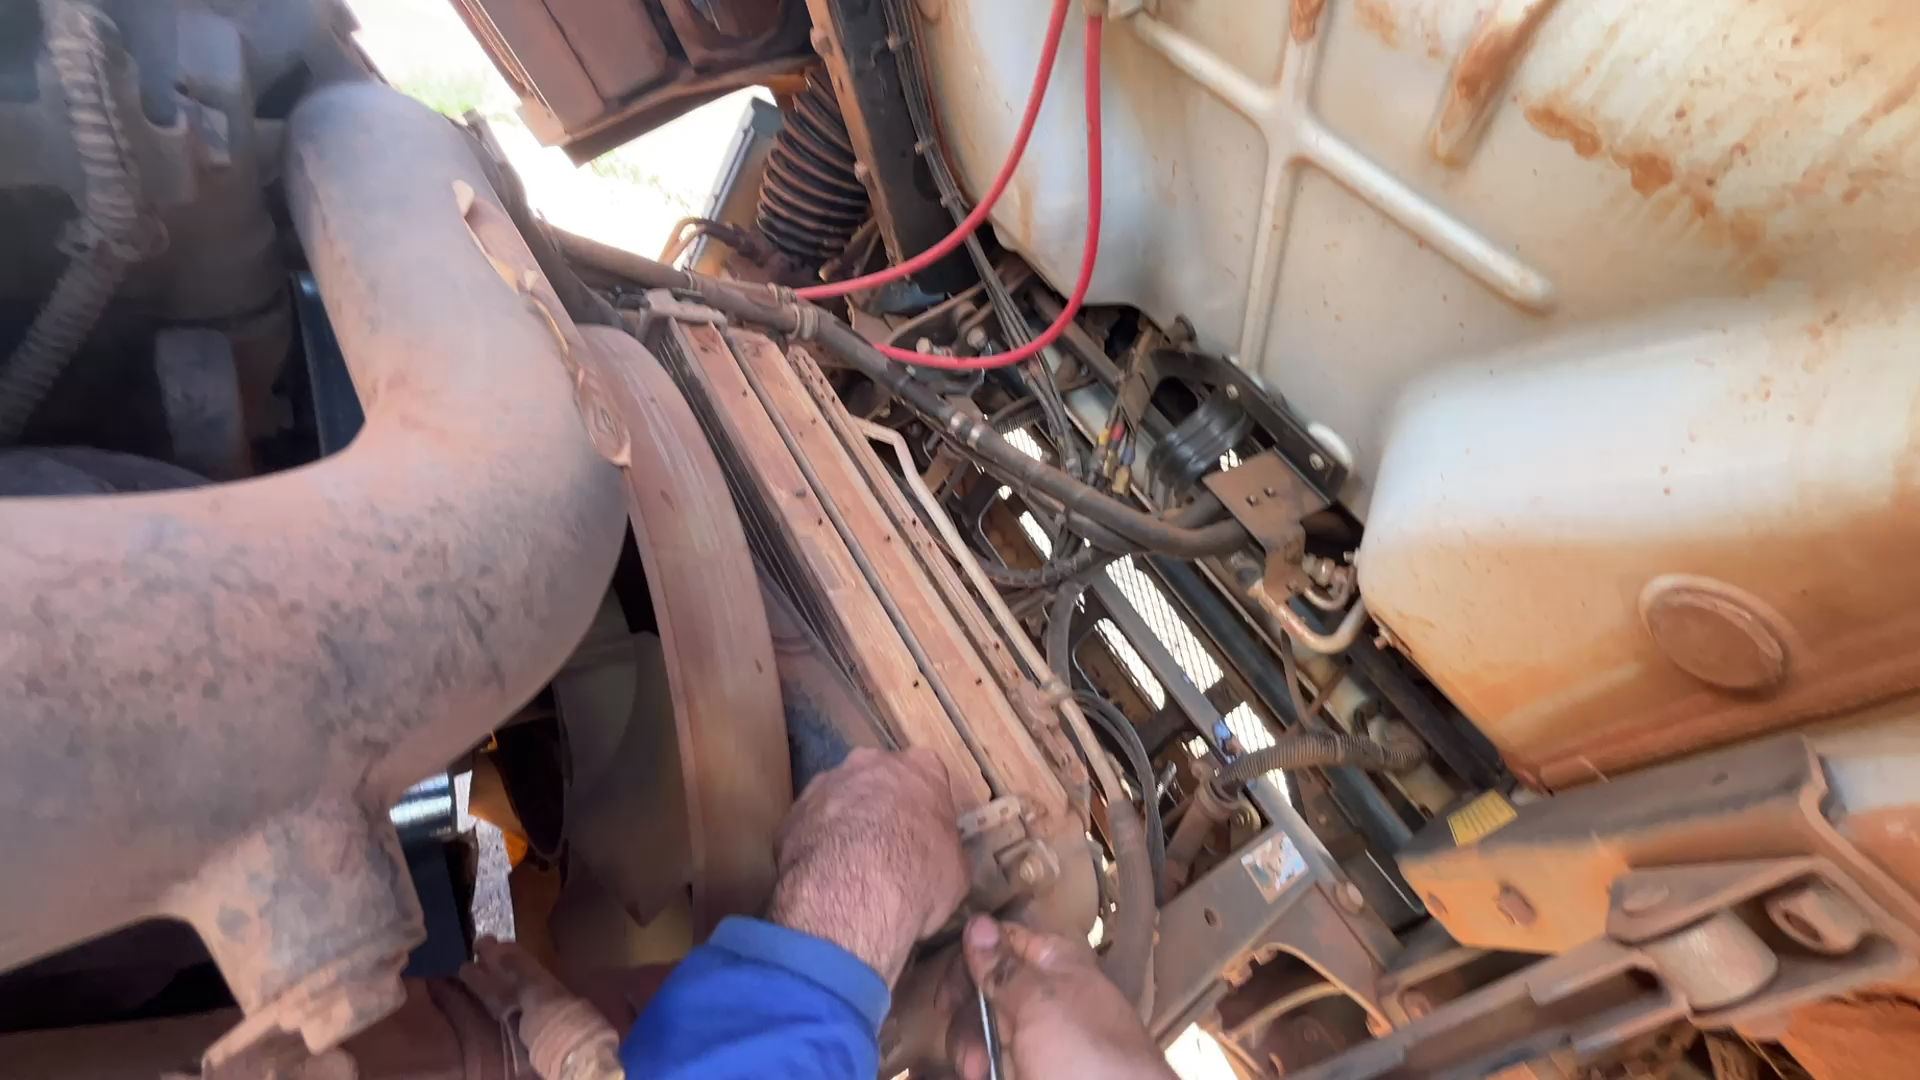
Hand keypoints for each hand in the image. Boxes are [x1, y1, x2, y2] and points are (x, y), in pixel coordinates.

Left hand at [766, 747, 968, 984]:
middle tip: (887, 849)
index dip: (925, 808)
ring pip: (841, 797)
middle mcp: (873, 761)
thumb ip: (946, 849)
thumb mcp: (956, 871)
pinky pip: (811, 824)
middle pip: (881, 779)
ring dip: (847, 823)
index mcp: (922, 767)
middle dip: (883, 806)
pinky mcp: (795, 809)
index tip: (924, 835)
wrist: (849, 894)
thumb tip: (937, 856)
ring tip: (851, 868)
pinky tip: (824, 877)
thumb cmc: (918, 876)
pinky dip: (817, 843)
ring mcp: (828, 781)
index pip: (928, 777)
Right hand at [951, 915, 1174, 1079]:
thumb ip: (1003, 968)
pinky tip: (980, 1079)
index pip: (1001, 941)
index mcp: (1055, 965)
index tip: (945, 997)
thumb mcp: (1042, 1006)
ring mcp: (1040, 1044)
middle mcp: (1045, 999)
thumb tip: (977, 922)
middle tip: (970, 1058)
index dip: (969, 962)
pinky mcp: (1033, 1074)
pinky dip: (981, 1072)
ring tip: (978, 1077)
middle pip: (986, 992)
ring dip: (972, 1056)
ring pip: (985, 1035)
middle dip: (968, 1023)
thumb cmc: (1088, 1063)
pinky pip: (995, 1066)